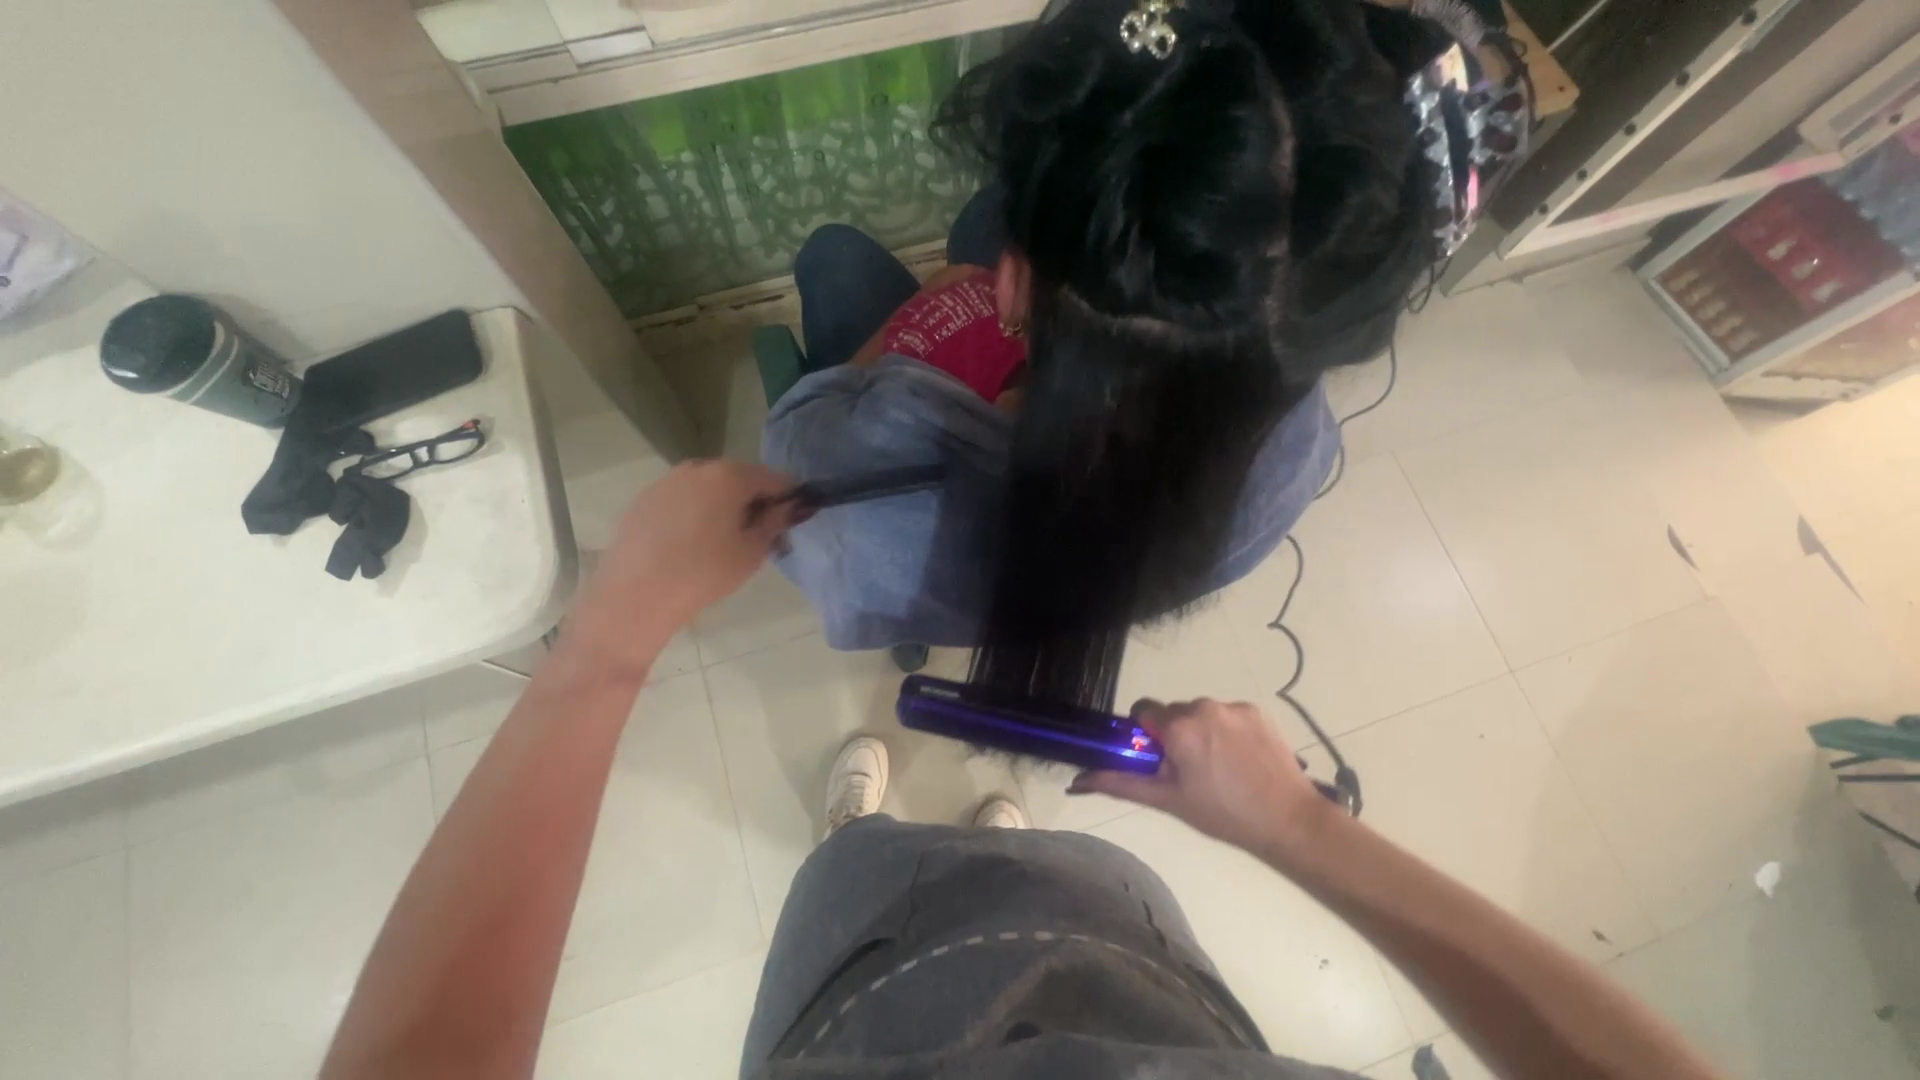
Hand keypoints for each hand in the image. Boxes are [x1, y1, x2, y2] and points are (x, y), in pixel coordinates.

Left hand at [574, 460, 800, 652]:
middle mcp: (698, 467)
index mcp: (730, 476)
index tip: (790, 524)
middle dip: (753, 501)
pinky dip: (694, 513)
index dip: (788, 499)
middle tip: (757, 538)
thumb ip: (776, 522)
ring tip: (721, 543)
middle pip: (740, 478)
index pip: (775, 478)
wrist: (636, 594)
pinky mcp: (644, 499)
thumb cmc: (704, 573)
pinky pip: (682, 499)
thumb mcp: (752, 552)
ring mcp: (667, 481)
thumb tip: (790, 506)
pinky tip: (689, 545)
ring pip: (709, 487)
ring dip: (722, 506)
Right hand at [1070, 698, 1332, 857]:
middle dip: (1175, 736)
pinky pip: (1228, 714)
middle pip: (1174, 713)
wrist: (1288, 819)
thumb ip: (1120, 783)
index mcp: (1178, 727)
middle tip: (1190, 771)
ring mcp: (1233, 707)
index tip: (1160, 760)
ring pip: (1201, 713)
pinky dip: (1228, 731)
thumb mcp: (1168, 800)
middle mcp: (1203, 707)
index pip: (1144, 711)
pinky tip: (1241, 759)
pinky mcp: (1257, 711)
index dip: (1147, 736)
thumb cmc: (1223, 814)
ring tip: (1220, 768)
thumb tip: (1077, 782)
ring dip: (1202, 732)